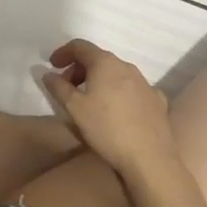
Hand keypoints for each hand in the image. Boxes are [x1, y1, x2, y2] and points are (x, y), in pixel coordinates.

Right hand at [37, 38, 176, 171]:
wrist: (151, 160)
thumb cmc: (107, 129)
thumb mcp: (74, 108)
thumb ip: (58, 86)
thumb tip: (48, 74)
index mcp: (105, 63)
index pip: (79, 46)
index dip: (63, 52)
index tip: (52, 66)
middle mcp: (127, 67)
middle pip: (98, 59)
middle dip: (80, 69)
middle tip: (68, 86)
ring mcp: (146, 84)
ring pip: (117, 74)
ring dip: (100, 80)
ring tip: (91, 100)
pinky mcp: (158, 102)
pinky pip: (134, 90)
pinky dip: (120, 93)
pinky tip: (119, 110)